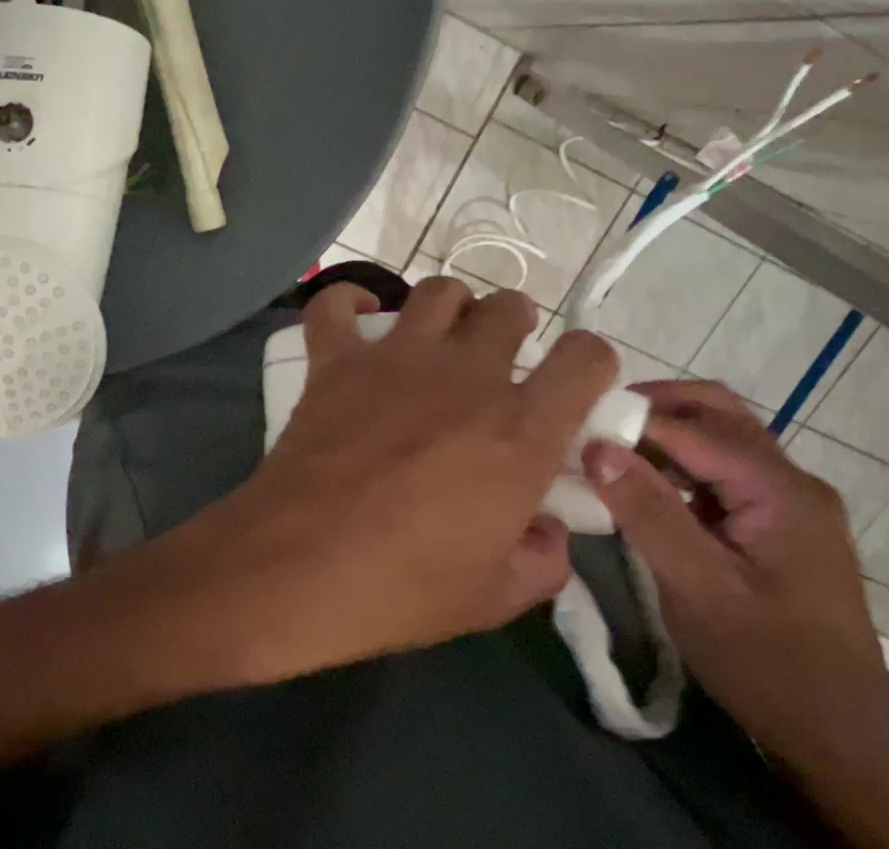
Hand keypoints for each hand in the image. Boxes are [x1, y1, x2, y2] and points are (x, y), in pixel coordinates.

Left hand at [166, 278, 618, 684]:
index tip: (572, 388)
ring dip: (452, 307)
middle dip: (516, 327)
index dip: (590, 365)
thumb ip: (544, 557)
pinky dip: (348, 302)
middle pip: (508, 310)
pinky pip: (336, 305)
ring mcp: (394, 360)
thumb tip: (548, 528)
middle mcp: (465, 378)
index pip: (585, 358)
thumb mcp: (498, 596)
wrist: (298, 567)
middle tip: (501, 360)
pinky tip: (359, 317)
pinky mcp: (334, 362)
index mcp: (520, 431)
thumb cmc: (402, 588)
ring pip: (439, 293)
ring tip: (445, 335)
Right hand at [584, 381, 888, 848]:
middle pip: (717, 416)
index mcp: (780, 491)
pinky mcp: (774, 528)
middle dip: (653, 408)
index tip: (569, 422)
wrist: (833, 736)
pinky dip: (675, 467)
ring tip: (601, 450)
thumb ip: (647, 512)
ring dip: (662, 436)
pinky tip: (637, 487)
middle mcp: (791, 484)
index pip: (694, 428)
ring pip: (718, 443)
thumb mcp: (696, 587)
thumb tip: (595, 446)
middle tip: (589, 421)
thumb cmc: (765, 662)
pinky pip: (719, 476)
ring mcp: (786, 506)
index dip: (631, 419)